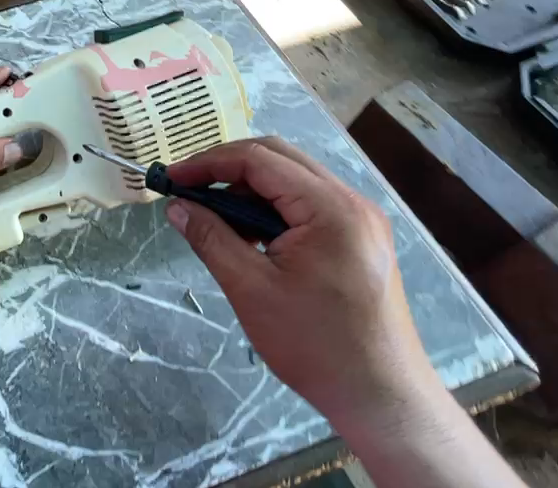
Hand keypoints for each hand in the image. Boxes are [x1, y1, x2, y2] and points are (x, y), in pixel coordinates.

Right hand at [164, 138, 439, 431]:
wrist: (384, 401)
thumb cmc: (316, 346)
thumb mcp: (251, 289)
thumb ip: (211, 238)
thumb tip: (176, 206)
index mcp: (330, 209)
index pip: (258, 159)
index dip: (208, 162)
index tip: (172, 179)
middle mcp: (352, 202)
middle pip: (278, 157)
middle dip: (227, 167)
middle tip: (189, 189)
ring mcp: (361, 220)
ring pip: (293, 177)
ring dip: (249, 186)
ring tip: (215, 216)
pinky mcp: (361, 238)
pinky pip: (308, 201)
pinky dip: (272, 205)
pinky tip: (250, 234)